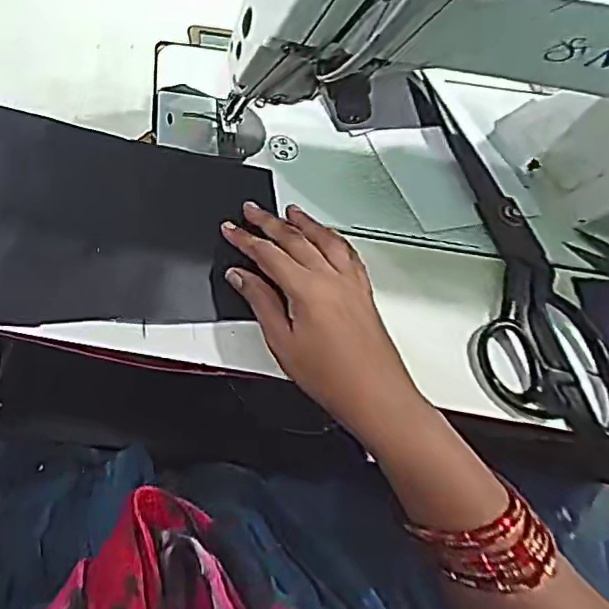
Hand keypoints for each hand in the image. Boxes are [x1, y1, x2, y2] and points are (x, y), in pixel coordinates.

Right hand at [220, 203, 429, 441]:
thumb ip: (260, 301)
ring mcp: (351, 284)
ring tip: (289, 211)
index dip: (245, 238)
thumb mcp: (281, 341)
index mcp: (307, 290)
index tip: (231, 229)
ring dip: (304, 222)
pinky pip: (347, 253)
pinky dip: (332, 238)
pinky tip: (328, 236)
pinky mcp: (364, 292)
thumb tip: (241, 277)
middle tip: (251, 210)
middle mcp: (332, 280)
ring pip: (325, 240)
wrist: (378, 398)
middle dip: (268, 221)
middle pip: (295, 238)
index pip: (268, 253)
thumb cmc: (334, 378)